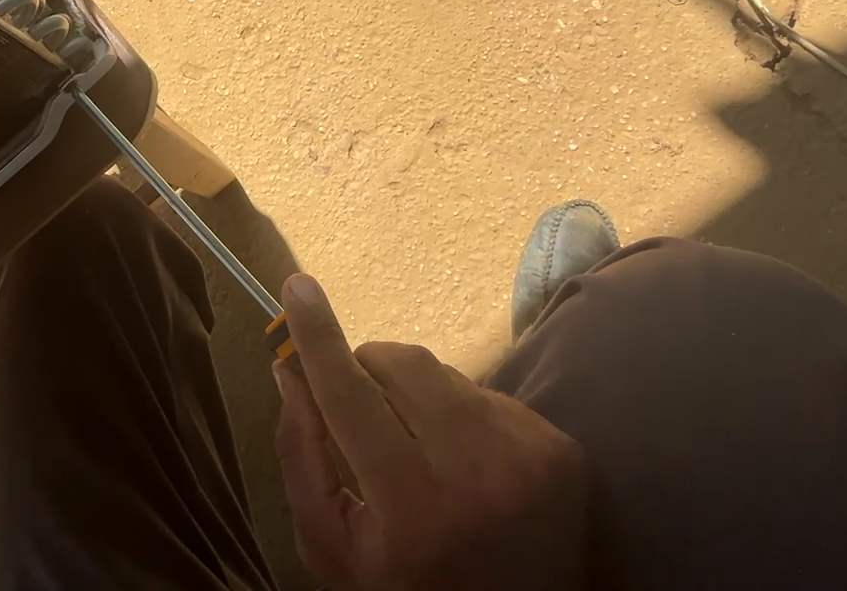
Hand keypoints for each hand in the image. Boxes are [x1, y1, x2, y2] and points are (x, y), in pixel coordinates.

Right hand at [272, 274, 590, 590]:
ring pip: (439, 372)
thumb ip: (301, 456)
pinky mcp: (558, 447)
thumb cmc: (407, 586)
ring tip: (419, 446)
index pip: (349, 395)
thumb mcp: (332, 546)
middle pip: (397, 365)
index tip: (297, 286)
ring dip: (413, 393)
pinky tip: (464, 460)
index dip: (318, 337)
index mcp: (410, 505)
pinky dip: (458, 412)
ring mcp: (526, 455)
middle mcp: (475, 471)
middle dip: (366, 369)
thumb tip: (288, 370)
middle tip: (361, 409)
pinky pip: (482, 392)